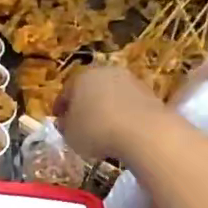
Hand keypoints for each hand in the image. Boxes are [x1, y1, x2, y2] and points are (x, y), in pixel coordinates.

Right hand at [53, 66, 169, 162]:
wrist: (142, 131)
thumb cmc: (96, 131)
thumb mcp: (71, 135)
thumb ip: (65, 126)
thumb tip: (65, 122)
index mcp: (81, 77)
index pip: (66, 91)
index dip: (60, 107)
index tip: (59, 120)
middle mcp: (105, 72)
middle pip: (90, 89)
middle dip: (85, 104)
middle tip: (80, 123)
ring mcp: (129, 80)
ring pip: (111, 94)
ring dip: (106, 108)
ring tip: (103, 129)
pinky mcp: (148, 93)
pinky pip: (128, 104)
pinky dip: (123, 114)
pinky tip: (121, 130)